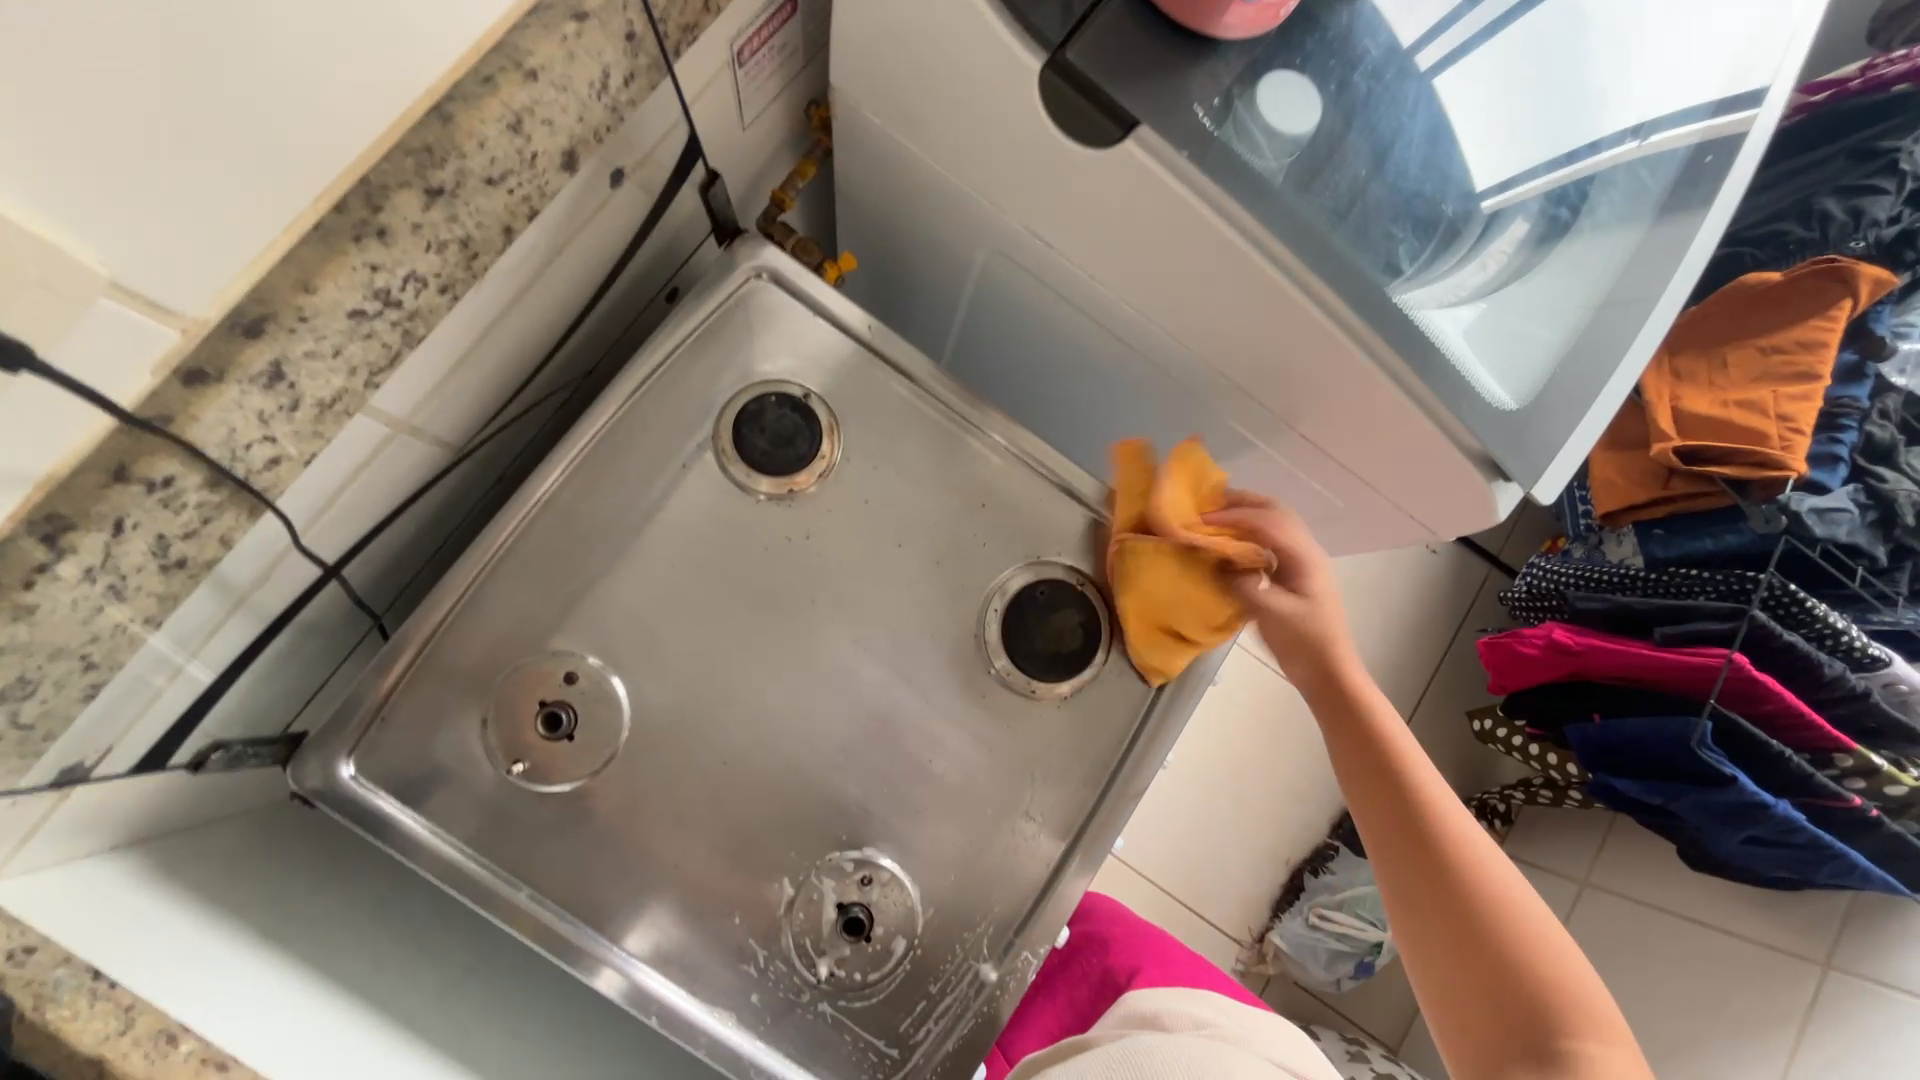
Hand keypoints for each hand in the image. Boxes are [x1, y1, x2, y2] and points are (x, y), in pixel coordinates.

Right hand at [1203, 492, 1357, 687]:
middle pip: (1276, 511)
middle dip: (1242, 502)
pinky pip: (1272, 541)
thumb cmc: (1304, 643)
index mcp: (1304, 557)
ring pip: (1276, 523)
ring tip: (1216, 517)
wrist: (1329, 672)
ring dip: (1247, 514)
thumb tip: (1219, 563)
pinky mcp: (1296, 574)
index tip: (1202, 519)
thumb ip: (1244, 584)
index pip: (1267, 521)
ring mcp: (1303, 562)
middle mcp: (1307, 551)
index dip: (1234, 515)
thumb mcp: (1271, 614)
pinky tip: (1232, 543)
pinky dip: (1251, 532)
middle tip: (1208, 503)